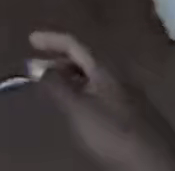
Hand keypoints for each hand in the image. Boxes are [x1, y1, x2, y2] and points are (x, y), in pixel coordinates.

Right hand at [31, 32, 174, 170]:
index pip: (74, 43)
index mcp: (106, 70)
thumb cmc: (116, 134)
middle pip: (87, 62)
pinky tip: (85, 113)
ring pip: (98, 82)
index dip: (50, 39)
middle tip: (41, 69)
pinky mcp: (144, 123)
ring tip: (59, 92)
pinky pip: (108, 98)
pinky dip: (89, 97)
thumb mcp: (77, 108)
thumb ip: (55, 84)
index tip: (30, 40)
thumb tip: (36, 65)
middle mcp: (122, 80)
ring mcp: (136, 102)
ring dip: (75, 81)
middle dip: (61, 62)